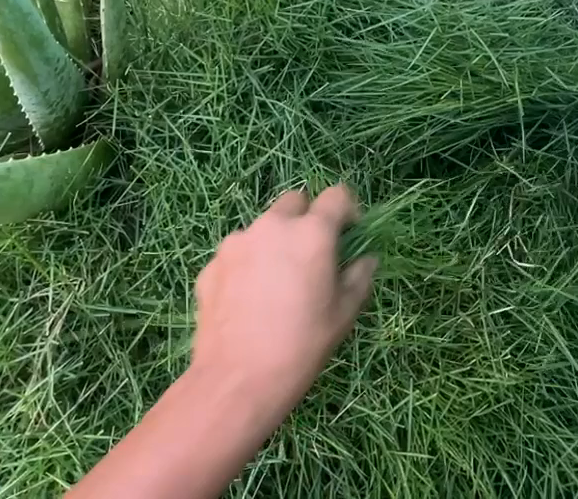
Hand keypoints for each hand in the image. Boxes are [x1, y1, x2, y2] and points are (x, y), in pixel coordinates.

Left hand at [189, 185, 377, 419]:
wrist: (235, 382)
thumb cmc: (300, 347)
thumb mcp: (343, 315)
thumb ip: (359, 277)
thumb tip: (366, 259)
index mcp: (311, 232)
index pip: (336, 196)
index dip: (346, 212)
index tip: (347, 236)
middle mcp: (273, 226)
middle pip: (295, 203)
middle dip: (306, 220)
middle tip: (310, 258)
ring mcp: (237, 242)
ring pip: (263, 228)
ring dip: (274, 243)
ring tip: (275, 286)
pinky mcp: (211, 264)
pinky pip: (238, 254)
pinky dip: (247, 266)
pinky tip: (248, 303)